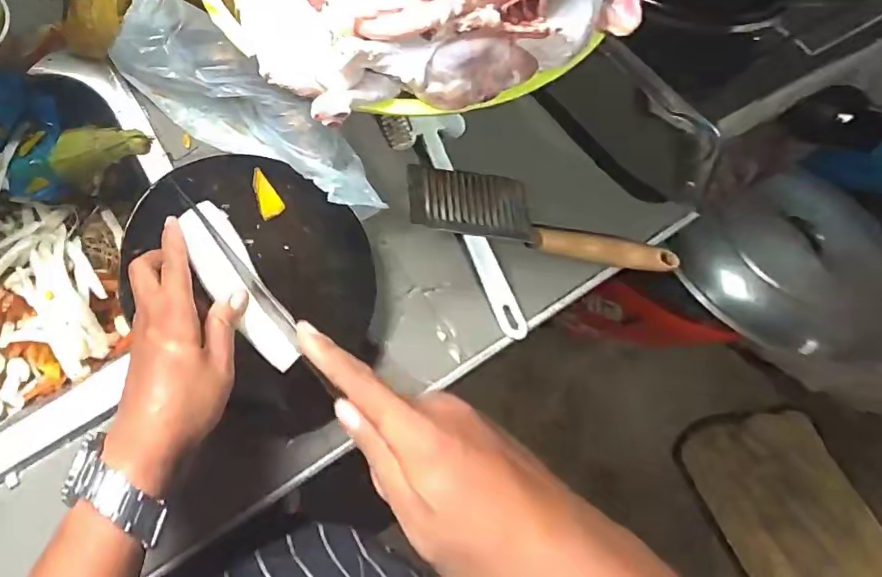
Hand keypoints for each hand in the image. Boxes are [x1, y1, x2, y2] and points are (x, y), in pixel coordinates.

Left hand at [107, 216, 243, 495]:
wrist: (144, 445)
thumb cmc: (186, 405)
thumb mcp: (219, 369)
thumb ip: (223, 327)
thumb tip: (233, 294)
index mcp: (173, 313)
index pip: (172, 264)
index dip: (173, 239)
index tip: (174, 220)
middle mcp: (150, 314)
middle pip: (142, 268)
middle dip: (159, 254)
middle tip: (185, 260)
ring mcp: (139, 331)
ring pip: (143, 288)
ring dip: (161, 278)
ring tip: (194, 293)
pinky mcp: (137, 348)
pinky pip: (147, 309)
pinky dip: (161, 301)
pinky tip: (186, 321)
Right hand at [298, 321, 674, 576]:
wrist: (578, 561)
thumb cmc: (487, 549)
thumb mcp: (418, 519)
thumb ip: (377, 458)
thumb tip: (347, 412)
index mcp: (417, 430)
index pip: (359, 382)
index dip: (327, 355)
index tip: (304, 327)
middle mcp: (441, 409)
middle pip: (388, 412)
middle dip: (383, 444)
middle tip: (407, 501)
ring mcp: (469, 415)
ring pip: (416, 426)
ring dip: (414, 457)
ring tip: (444, 512)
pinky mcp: (489, 427)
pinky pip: (444, 432)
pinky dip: (439, 459)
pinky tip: (467, 503)